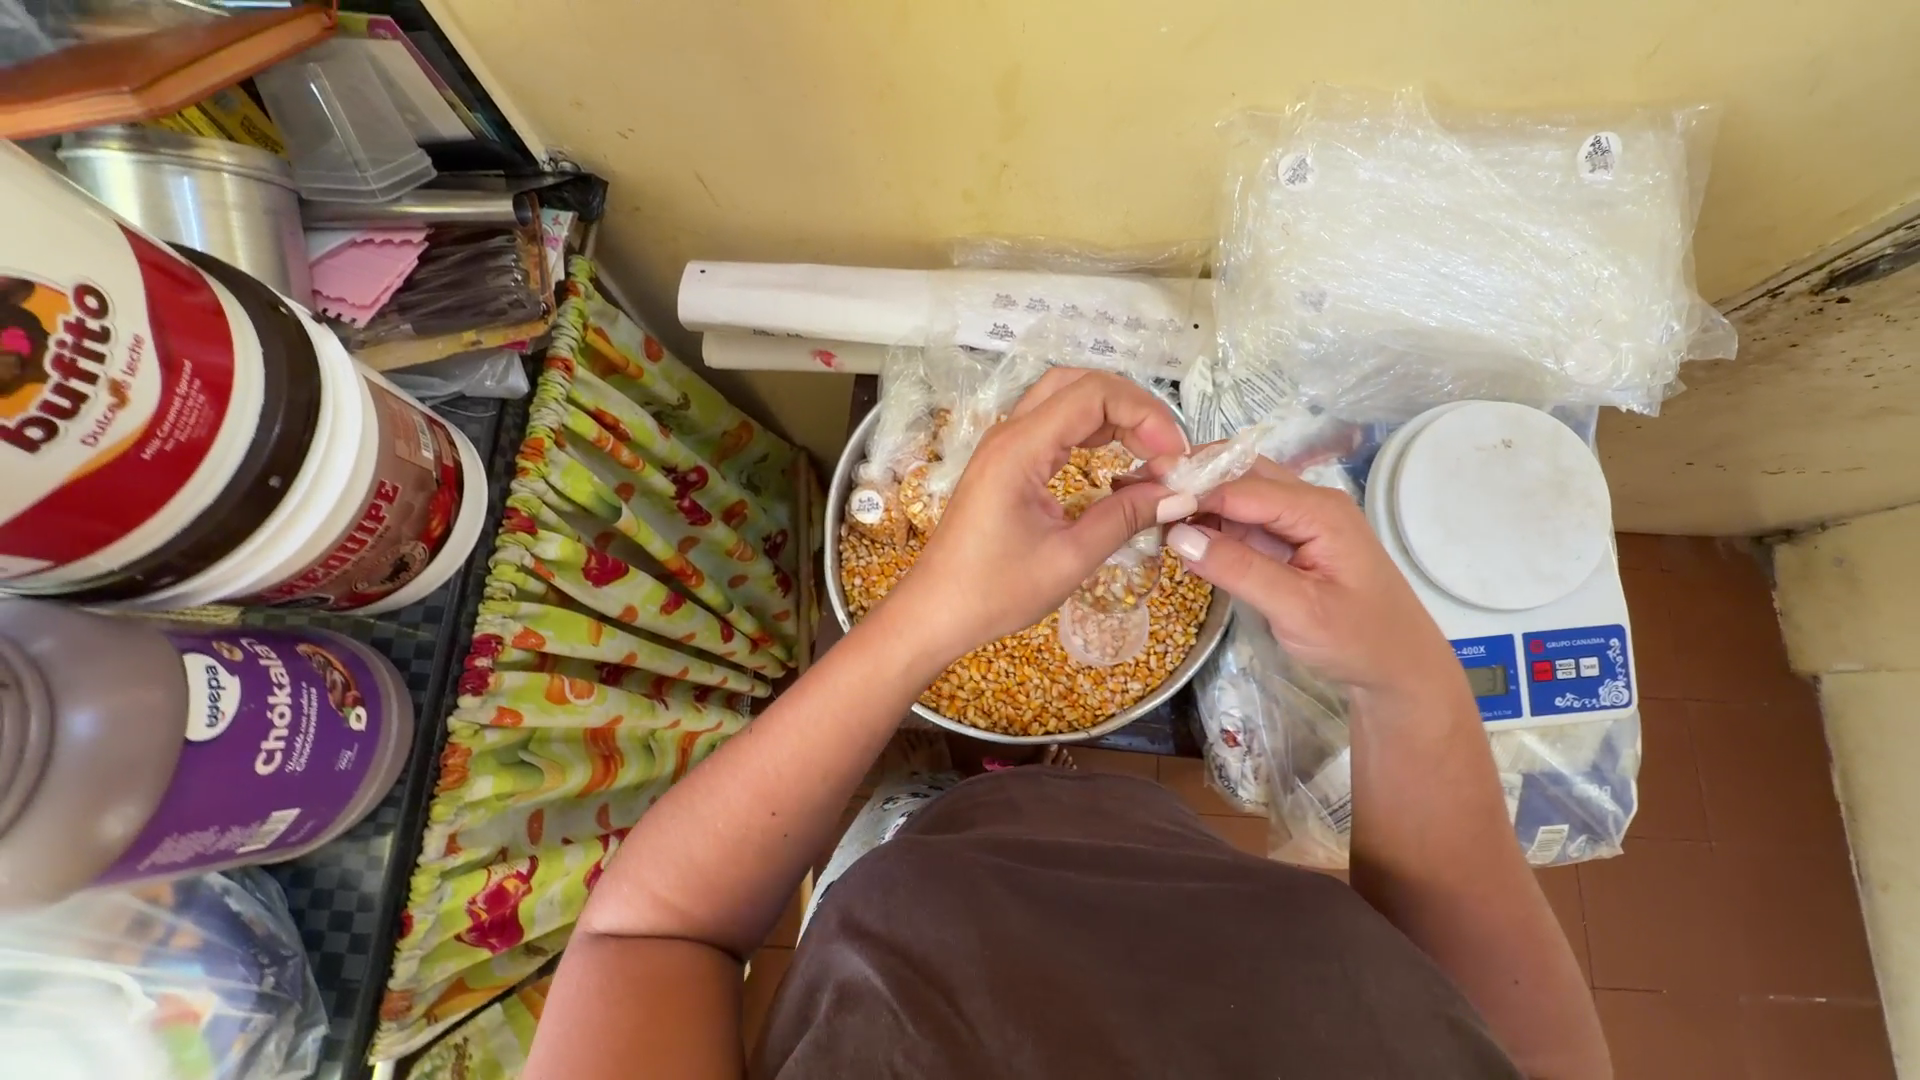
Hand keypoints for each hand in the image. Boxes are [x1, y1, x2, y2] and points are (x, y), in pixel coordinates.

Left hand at [882, 368, 1191, 661]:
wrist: (934, 612)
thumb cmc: (994, 592)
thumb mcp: (1069, 559)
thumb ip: (1125, 518)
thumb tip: (1178, 495)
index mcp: (1019, 449)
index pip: (1094, 394)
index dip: (1145, 415)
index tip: (1174, 458)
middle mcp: (1008, 434)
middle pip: (1079, 385)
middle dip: (1132, 407)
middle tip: (1167, 451)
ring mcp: (1003, 446)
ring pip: (1065, 401)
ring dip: (1112, 418)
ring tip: (1150, 455)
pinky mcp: (1004, 464)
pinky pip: (1052, 428)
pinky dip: (1090, 434)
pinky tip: (1115, 462)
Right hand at [1161, 456, 1462, 697]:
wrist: (1398, 670)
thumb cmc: (1358, 640)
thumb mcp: (1298, 610)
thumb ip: (1239, 569)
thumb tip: (1177, 535)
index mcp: (1318, 510)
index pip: (1240, 487)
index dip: (1190, 488)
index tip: (1140, 494)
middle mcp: (1307, 502)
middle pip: (1238, 473)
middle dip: (1187, 476)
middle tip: (1135, 485)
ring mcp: (1297, 519)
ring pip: (1235, 492)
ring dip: (1193, 497)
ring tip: (1146, 505)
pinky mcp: (1286, 538)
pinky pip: (1240, 518)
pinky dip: (1206, 521)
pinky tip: (1175, 531)